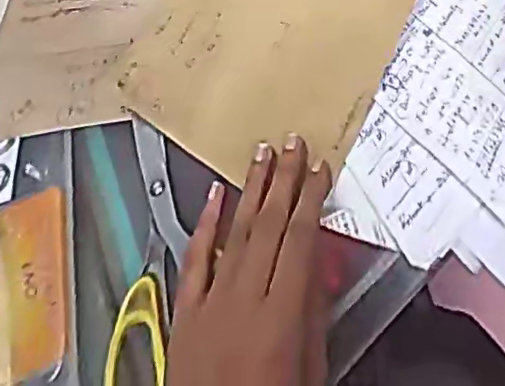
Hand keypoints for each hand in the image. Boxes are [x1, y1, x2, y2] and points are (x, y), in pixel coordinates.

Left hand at [168, 137, 332, 385]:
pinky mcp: (185, 312)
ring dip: (252, 188)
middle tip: (294, 142)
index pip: (299, 239)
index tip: (319, 169)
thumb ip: (313, 317)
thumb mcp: (310, 372)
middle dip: (284, 179)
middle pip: (269, 225)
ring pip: (235, 231)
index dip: (310, 199)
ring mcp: (210, 302)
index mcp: (280, 316)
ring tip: (263, 152)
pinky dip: (205, 223)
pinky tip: (216, 193)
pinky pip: (195, 258)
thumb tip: (315, 265)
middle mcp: (244, 299)